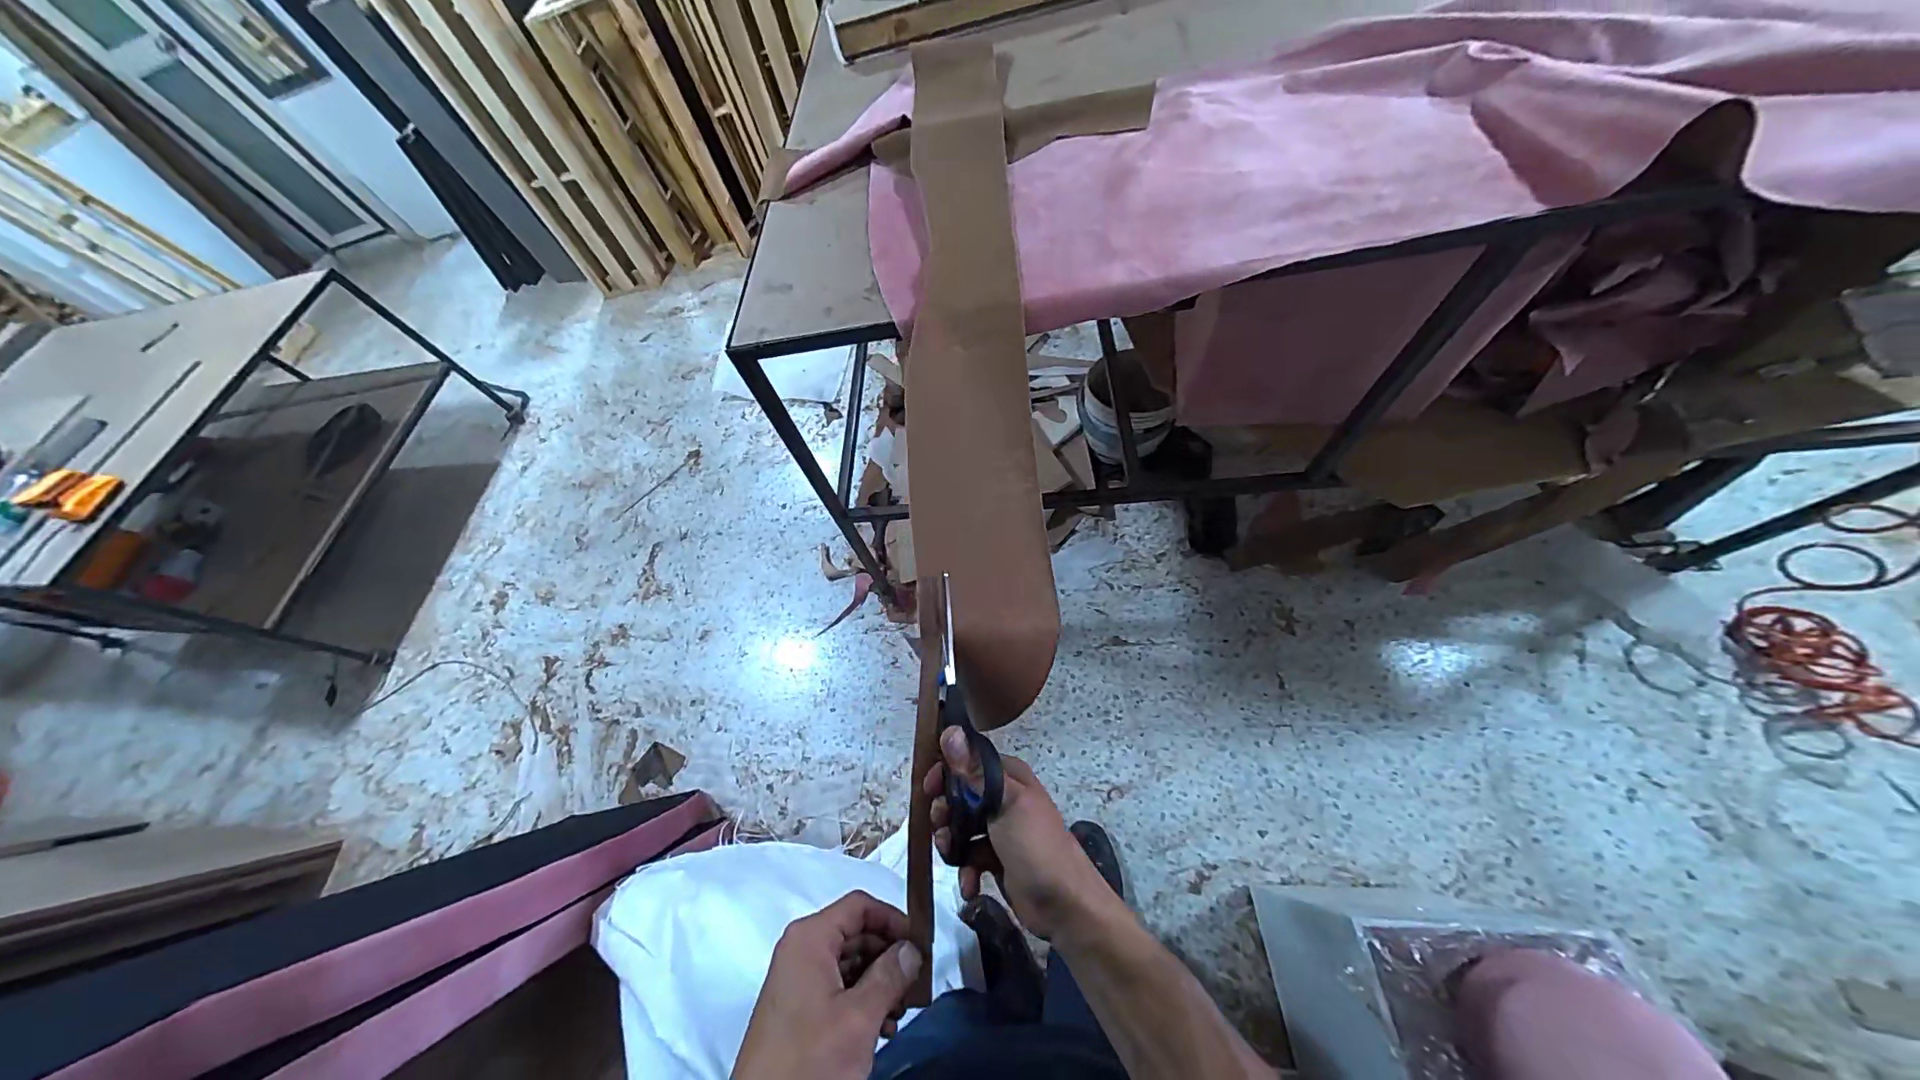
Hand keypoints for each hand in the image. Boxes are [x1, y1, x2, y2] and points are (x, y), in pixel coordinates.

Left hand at [734, 891, 922, 1079]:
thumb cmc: (807, 1062)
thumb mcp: (859, 1017)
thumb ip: (890, 976)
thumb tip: (910, 950)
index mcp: (809, 938)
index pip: (860, 906)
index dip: (893, 919)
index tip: (919, 944)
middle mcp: (800, 950)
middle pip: (856, 933)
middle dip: (888, 956)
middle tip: (915, 983)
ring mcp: (797, 979)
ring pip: (850, 961)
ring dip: (879, 982)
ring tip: (899, 1011)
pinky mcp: (798, 1007)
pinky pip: (838, 986)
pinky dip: (862, 1000)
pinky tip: (881, 1027)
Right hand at [924, 727, 1111, 938]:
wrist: (1065, 906)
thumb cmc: (1036, 846)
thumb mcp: (1005, 803)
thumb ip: (974, 771)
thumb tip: (951, 730)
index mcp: (1009, 777)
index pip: (969, 762)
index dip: (946, 773)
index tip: (929, 789)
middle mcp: (1004, 799)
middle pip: (960, 797)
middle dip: (945, 813)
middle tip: (941, 828)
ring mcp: (1000, 831)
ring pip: (960, 829)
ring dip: (951, 844)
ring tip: (953, 857)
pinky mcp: (997, 861)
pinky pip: (970, 859)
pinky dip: (966, 871)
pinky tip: (970, 885)